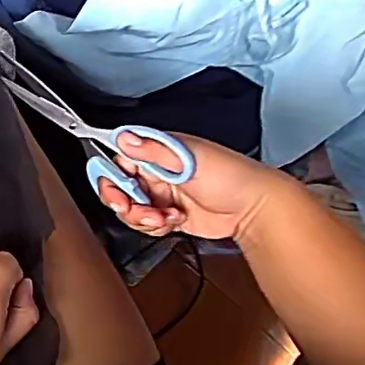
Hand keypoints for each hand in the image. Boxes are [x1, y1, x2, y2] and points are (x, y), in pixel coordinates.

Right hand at [98, 133, 295, 241]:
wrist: (252, 208)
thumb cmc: (230, 176)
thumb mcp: (188, 159)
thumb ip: (153, 150)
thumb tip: (124, 137)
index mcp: (159, 151)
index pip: (120, 161)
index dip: (113, 178)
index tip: (120, 191)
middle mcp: (158, 172)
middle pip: (121, 189)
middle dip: (126, 203)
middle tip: (137, 209)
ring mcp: (163, 194)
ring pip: (132, 210)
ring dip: (143, 218)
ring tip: (165, 216)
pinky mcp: (168, 214)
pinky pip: (147, 224)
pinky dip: (155, 226)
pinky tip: (173, 220)